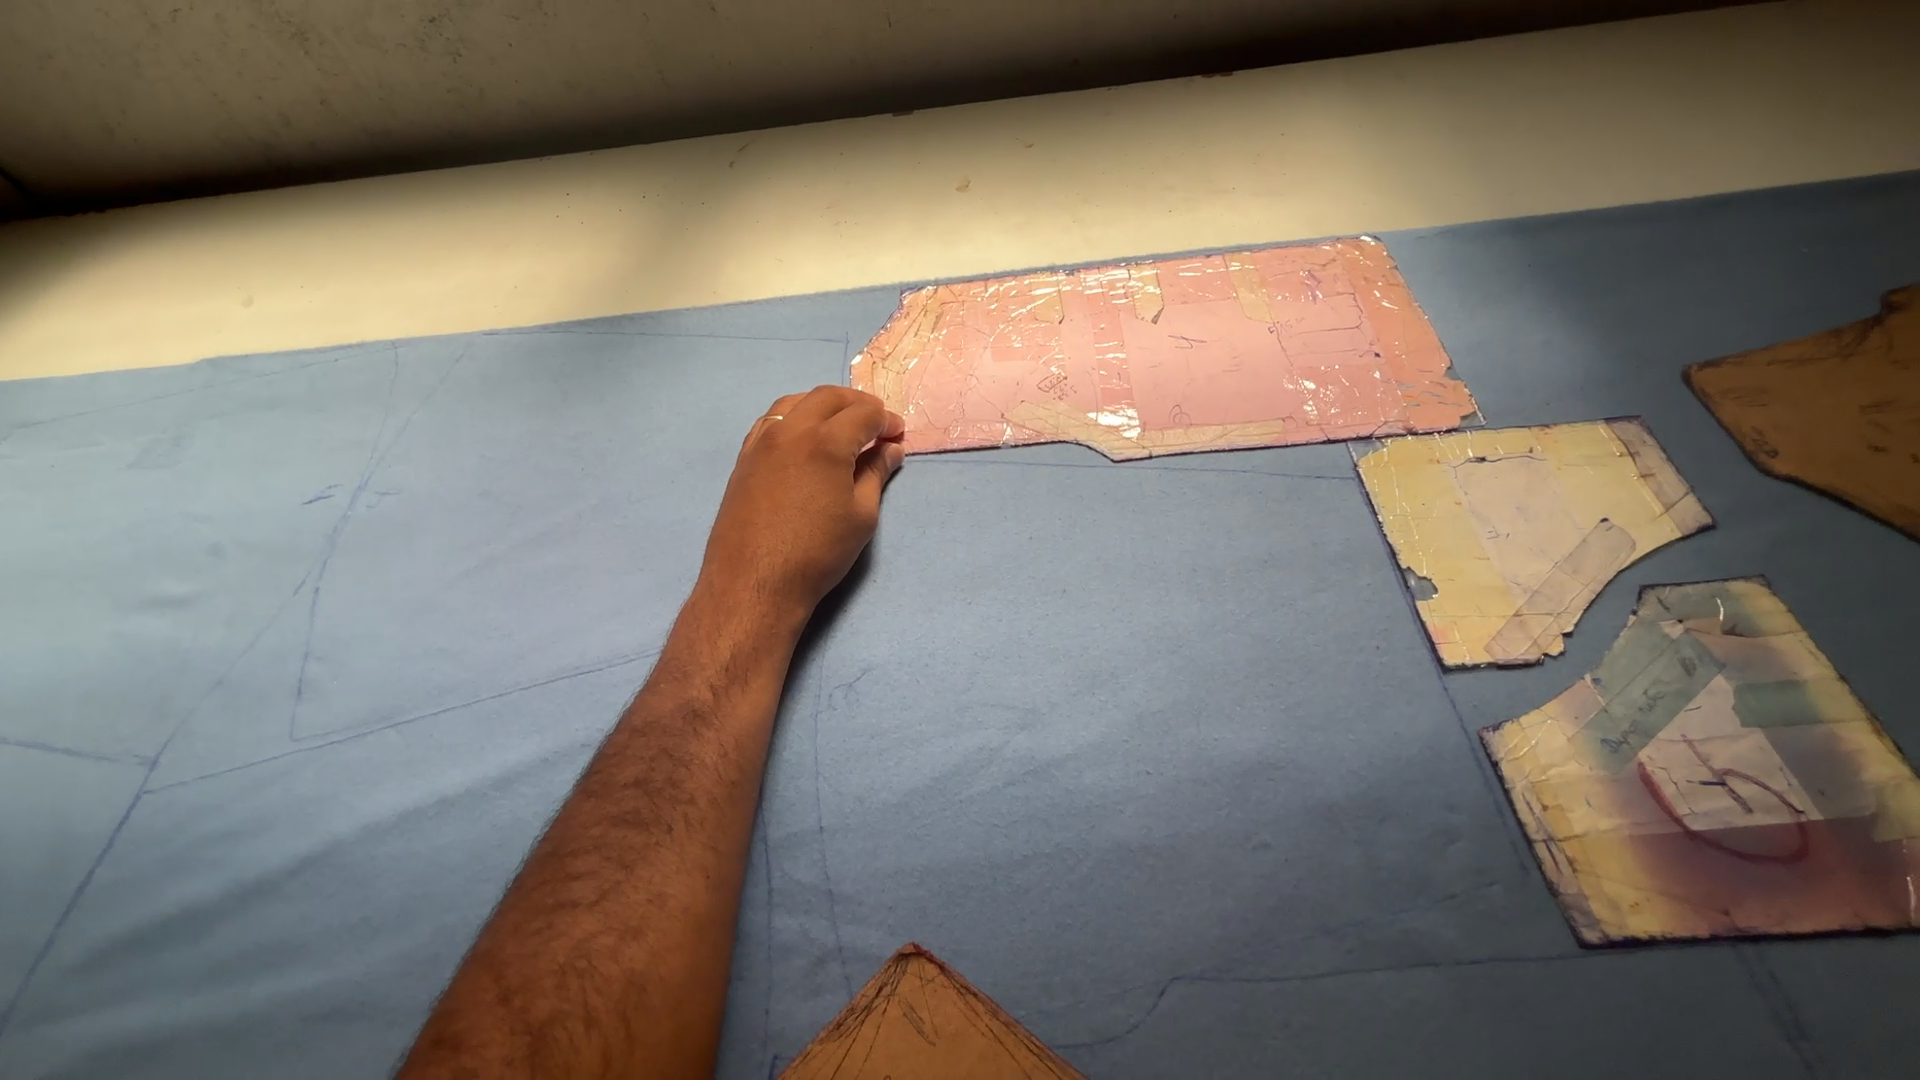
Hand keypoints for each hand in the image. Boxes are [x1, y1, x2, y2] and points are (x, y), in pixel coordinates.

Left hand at [697, 386, 905, 624]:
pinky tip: (805, 439)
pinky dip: (795, 418)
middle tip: (877, 424)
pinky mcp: (745, 458)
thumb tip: (890, 449)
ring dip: (823, 405)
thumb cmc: (817, 553)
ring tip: (841, 425)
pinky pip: (771, 421)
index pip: (864, 414)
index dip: (886, 420)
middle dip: (858, 404)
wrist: (755, 581)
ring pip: (795, 402)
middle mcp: (791, 430)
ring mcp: (762, 442)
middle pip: (828, 397)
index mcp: (826, 442)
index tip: (898, 434)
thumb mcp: (861, 516)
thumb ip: (876, 474)